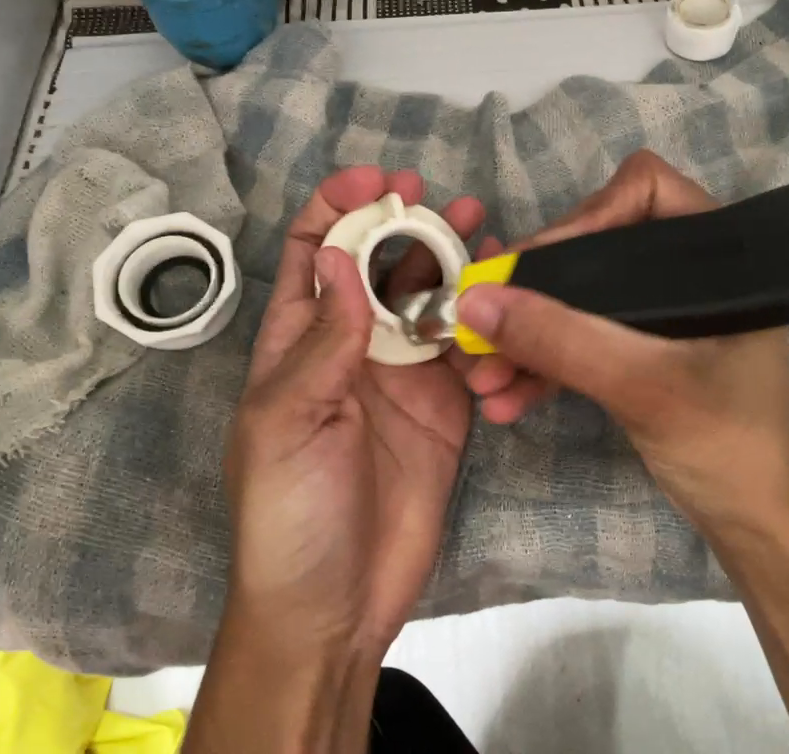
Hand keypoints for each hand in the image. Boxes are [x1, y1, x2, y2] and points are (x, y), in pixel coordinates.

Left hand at [193, 168, 481, 753]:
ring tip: (481, 226)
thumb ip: (320, 341)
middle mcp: (350, 348)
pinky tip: (501, 293)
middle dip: (404, 224)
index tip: (377, 182)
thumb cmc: (290, 513)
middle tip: (439, 198)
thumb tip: (338, 254)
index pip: (312, 255)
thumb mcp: (287, 422)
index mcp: (297, 343)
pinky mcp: (446, 406)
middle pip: (378, 266)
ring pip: (427, 299)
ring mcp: (402, 375)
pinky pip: (466, 348)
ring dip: (450, 259)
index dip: (337, 209)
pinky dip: (483, 317)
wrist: (336, 606)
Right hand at [450, 151, 788, 532]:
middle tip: (485, 323)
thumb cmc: (727, 444)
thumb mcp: (642, 386)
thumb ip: (560, 339)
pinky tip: (509, 397)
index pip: (644, 189)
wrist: (757, 524)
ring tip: (483, 376)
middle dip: (536, 290)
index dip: (587, 216)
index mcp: (717, 253)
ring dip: (531, 332)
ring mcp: (664, 311)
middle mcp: (689, 269)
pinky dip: (547, 361)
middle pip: (596, 244)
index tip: (538, 268)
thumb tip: (474, 301)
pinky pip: (585, 336)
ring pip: (582, 296)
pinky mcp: (644, 349)